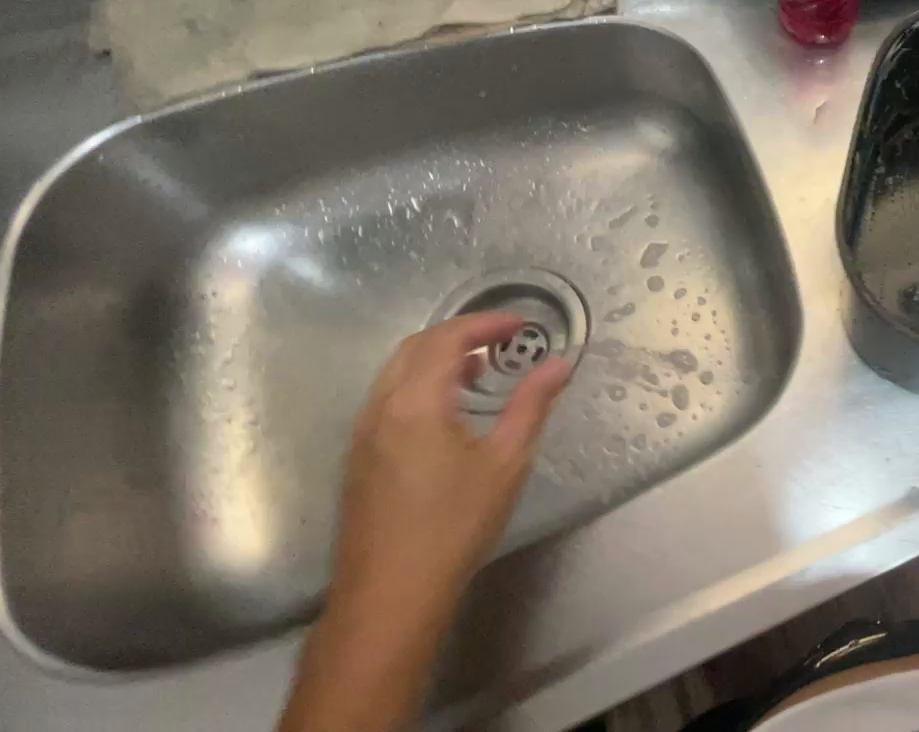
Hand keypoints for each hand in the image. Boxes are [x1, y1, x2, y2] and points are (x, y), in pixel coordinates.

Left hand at [281, 312, 571, 731]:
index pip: (447, 339)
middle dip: (460, 333)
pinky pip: (388, 396)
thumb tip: (559, 363)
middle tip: (504, 338)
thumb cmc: (455, 525)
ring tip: (482, 367)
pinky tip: (450, 407)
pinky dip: (421, 381)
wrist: (390, 594)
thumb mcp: (507, 461)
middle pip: (414, 347)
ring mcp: (362, 434)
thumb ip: (533, 404)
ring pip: (396, 372)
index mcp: (415, 403)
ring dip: (438, 357)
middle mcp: (380, 409)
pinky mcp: (360, 457)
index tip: (522, 325)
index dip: (486, 323)